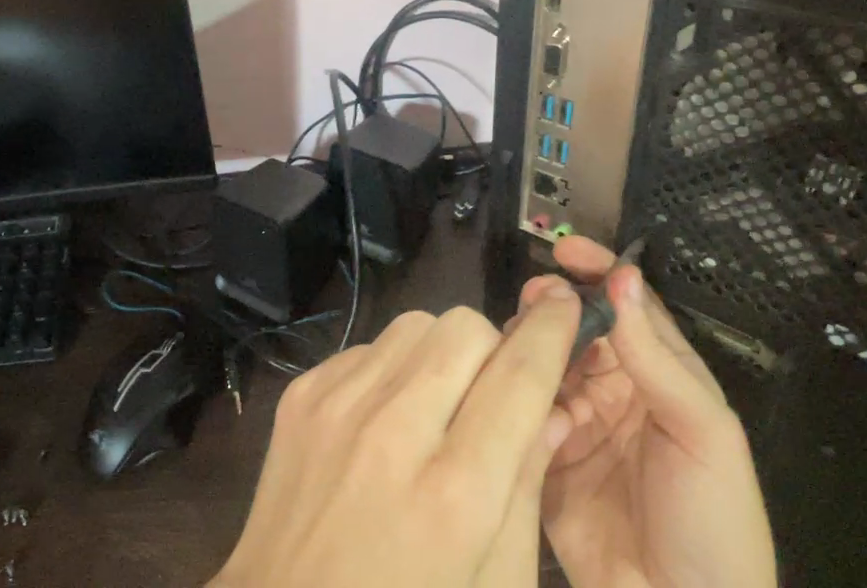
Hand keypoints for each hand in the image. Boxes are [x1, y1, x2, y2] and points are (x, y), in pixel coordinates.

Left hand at [212, 300, 584, 587]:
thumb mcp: (494, 576)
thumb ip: (527, 484)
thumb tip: (552, 405)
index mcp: (456, 491)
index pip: (519, 377)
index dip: (551, 333)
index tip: (566, 305)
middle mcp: (393, 430)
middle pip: (464, 328)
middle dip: (492, 348)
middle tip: (488, 395)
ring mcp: (337, 404)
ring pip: (414, 324)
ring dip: (440, 353)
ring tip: (433, 407)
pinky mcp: (300, 394)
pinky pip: (367, 346)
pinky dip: (390, 369)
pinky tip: (383, 420)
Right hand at [520, 236, 775, 587]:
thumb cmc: (712, 520)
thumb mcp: (702, 432)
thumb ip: (655, 357)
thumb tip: (621, 277)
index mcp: (662, 379)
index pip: (628, 309)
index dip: (598, 273)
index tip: (564, 250)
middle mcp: (615, 393)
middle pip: (575, 331)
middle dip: (553, 307)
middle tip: (532, 299)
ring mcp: (576, 425)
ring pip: (541, 365)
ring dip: (527, 345)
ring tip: (514, 340)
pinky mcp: (544, 459)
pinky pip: (521, 413)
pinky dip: (511, 394)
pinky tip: (502, 386)